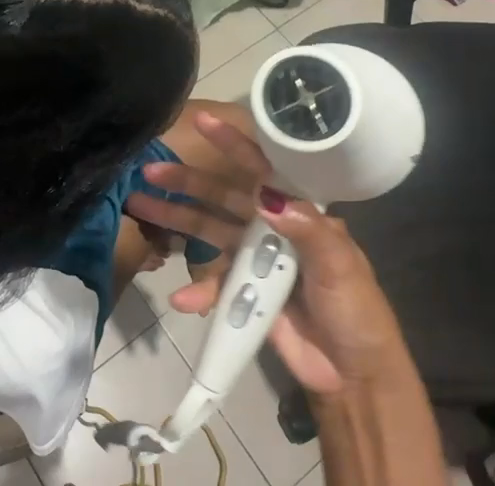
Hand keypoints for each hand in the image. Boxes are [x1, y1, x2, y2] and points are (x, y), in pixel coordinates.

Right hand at [124, 112, 409, 393]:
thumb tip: (266, 196)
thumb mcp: (342, 266)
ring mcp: (253, 259)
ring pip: (207, 231)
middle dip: (186, 181)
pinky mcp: (242, 292)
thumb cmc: (356, 311)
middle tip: (150, 170)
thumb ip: (307, 230)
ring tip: (138, 208)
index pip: (262, 170)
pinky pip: (212, 284)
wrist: (351, 373)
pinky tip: (182, 299)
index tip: (202, 121)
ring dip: (174, 219)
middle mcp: (271, 228)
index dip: (232, 144)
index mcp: (298, 213)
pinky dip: (197, 291)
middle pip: (222, 197)